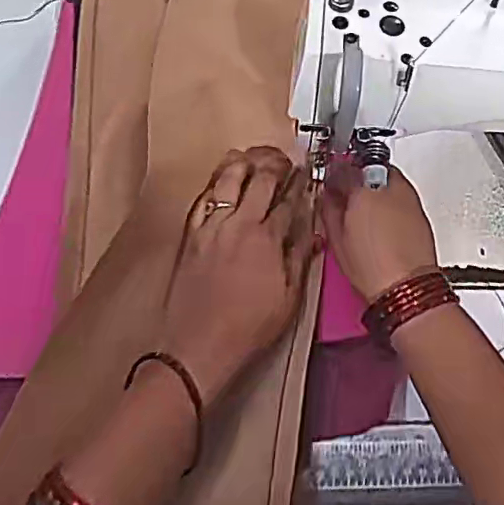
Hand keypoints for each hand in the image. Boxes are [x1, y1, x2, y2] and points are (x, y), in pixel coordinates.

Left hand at [160, 147, 317, 403]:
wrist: (198, 348)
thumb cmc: (247, 328)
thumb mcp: (288, 299)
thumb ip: (299, 259)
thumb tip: (312, 234)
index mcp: (267, 239)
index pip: (287, 199)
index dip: (298, 182)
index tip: (304, 173)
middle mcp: (239, 224)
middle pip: (260, 178)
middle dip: (275, 162)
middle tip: (283, 158)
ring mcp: (212, 226)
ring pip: (228, 178)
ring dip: (244, 161)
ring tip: (253, 156)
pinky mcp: (191, 234)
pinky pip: (204, 196)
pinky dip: (215, 182)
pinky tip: (222, 178)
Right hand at [320, 162, 438, 301]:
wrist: (407, 287)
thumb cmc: (374, 269)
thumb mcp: (337, 240)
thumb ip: (330, 209)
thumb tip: (328, 197)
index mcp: (362, 191)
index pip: (343, 169)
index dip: (334, 174)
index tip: (331, 183)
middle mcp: (387, 187)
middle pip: (368, 166)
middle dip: (357, 173)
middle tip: (348, 189)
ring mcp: (406, 195)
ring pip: (387, 175)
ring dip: (375, 182)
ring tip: (367, 203)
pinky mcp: (419, 207)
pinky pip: (401, 191)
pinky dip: (391, 196)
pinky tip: (383, 215)